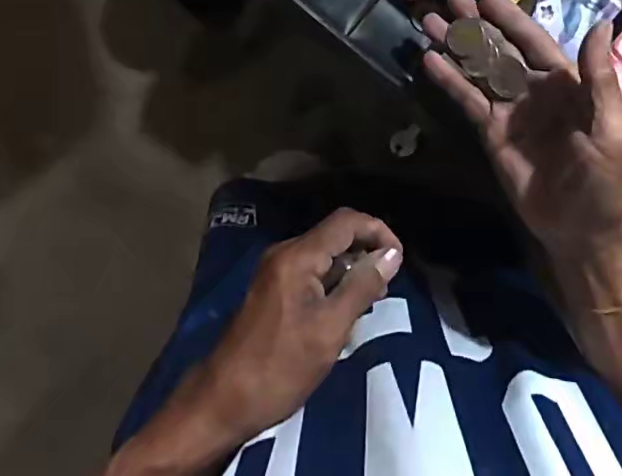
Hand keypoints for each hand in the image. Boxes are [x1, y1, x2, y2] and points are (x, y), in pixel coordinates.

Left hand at [108, 210, 402, 475]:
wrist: (221, 401)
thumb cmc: (279, 366)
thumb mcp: (330, 329)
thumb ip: (362, 286)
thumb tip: (392, 253)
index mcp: (298, 255)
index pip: (346, 221)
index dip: (378, 230)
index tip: (399, 258)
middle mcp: (284, 252)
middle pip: (334, 233)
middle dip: (366, 249)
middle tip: (388, 282)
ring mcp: (275, 269)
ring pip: (324, 252)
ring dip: (351, 266)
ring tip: (371, 297)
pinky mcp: (271, 287)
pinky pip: (311, 268)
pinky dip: (333, 279)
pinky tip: (344, 306)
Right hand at [422, 0, 621, 260]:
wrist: (581, 232)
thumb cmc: (605, 180)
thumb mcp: (611, 129)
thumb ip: (600, 78)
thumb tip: (602, 23)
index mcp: (565, 82)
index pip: (533, 42)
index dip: (510, 19)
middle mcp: (533, 89)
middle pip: (499, 49)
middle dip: (476, 24)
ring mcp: (509, 110)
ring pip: (478, 70)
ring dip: (456, 45)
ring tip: (429, 19)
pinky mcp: (490, 132)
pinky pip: (467, 100)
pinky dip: (449, 80)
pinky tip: (430, 60)